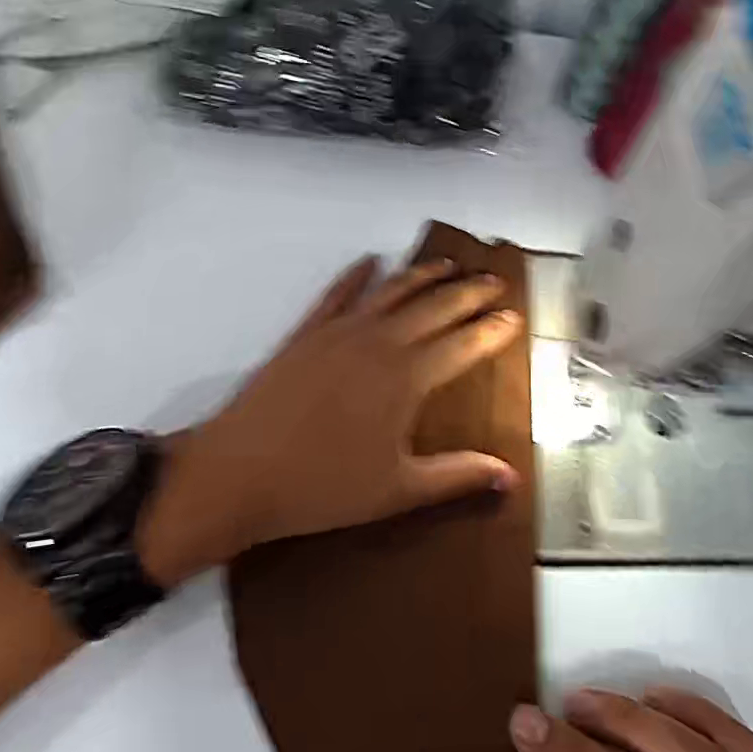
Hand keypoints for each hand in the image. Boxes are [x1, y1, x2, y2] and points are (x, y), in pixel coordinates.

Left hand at [137, 254, 523, 584]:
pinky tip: (369, 262)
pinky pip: (337, 294)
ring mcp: (340, 331)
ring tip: (448, 265)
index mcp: (407, 378)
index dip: (493, 329)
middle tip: (494, 282)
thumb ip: (458, 476)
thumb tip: (512, 477)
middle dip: (469, 292)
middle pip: (435, 306)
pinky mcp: (306, 332)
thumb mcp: (398, 490)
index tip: (514, 316)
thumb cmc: (322, 487)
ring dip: (423, 274)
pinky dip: (356, 275)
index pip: (464, 344)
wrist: (237, 473)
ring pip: (392, 291)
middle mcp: (380, 342)